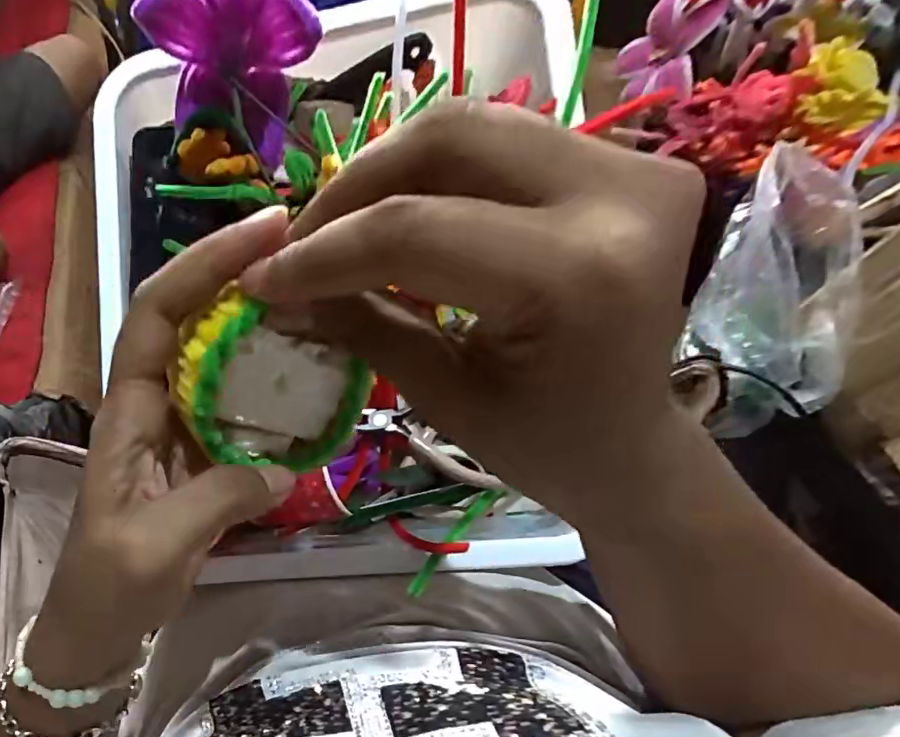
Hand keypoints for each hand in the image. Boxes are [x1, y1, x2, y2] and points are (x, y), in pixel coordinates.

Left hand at [27, 208, 296, 685]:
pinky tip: (306, 392)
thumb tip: (284, 469)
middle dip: (238, 281)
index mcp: (125, 414)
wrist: (95, 635)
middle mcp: (148, 410)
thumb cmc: (111, 589)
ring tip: (318, 310)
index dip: (203, 265)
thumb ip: (222, 496)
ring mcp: (174, 438)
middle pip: (188, 323)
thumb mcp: (160, 543)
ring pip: (215, 366)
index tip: (264, 231)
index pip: (155, 314)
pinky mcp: (195, 467)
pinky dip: (268, 397)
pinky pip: (234, 415)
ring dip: (259, 333)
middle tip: (308, 257)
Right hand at [239, 102, 705, 517]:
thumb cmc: (542, 447)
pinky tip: (393, 218)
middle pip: (446, 138)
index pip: (417, 231)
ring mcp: (634, 165)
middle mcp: (619, 194)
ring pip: (470, 125)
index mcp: (575, 277)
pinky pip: (501, 142)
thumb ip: (363, 326)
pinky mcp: (626, 161)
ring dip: (385, 173)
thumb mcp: (444, 397)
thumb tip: (279, 290)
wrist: (631, 445)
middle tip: (300, 245)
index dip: (325, 252)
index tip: (264, 280)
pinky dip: (431, 175)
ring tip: (337, 232)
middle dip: (351, 190)